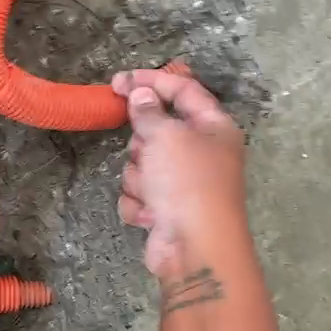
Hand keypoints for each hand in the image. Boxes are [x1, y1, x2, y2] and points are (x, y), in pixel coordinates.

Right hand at [113, 68, 248, 282]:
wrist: (195, 248)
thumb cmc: (188, 183)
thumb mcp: (166, 136)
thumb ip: (148, 112)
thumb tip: (141, 94)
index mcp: (214, 127)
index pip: (182, 91)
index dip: (150, 81)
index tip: (117, 82)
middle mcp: (201, 153)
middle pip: (156, 132)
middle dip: (142, 145)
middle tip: (146, 154)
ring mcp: (183, 184)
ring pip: (141, 166)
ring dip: (139, 179)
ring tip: (153, 192)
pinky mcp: (165, 210)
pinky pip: (138, 195)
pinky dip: (139, 204)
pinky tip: (151, 215)